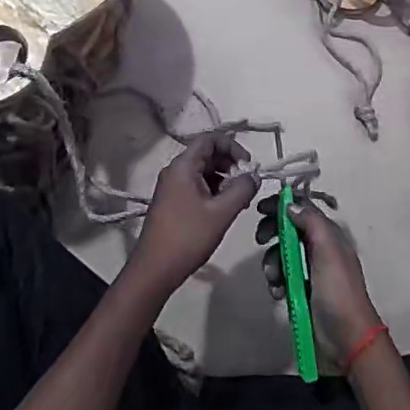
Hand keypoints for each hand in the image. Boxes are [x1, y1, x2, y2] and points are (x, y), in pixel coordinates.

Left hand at [127, 133, 256, 293]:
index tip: (249, 165)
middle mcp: (175, 171)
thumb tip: (254, 176)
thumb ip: (243, 189)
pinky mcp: (172, 202)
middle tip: (247, 184)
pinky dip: (214, 191)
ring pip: (203, 171)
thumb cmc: (188, 237)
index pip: (210, 139)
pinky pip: (197, 186)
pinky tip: (225, 209)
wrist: (155, 269)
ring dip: (224, 180)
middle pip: (207, 154)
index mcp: (183, 166)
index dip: (233, 147)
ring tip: (239, 200)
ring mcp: (172, 187)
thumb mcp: (222, 212)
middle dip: (231, 165)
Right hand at [257, 194, 379, 363]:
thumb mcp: (328, 251)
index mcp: (328, 234)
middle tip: (260, 240)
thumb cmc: (338, 290)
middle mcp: (318, 247)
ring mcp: (309, 269)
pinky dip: (276, 281)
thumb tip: (290, 205)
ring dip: (272, 262)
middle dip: (272, 232)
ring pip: (281, 253)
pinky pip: (281, 276)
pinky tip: (278, 293)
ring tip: (273, 278)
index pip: (302, 209)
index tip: (260, 208)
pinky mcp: (301, 289)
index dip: (281, 204)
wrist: (346, 337)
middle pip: (289, 228)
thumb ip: (311, 223)